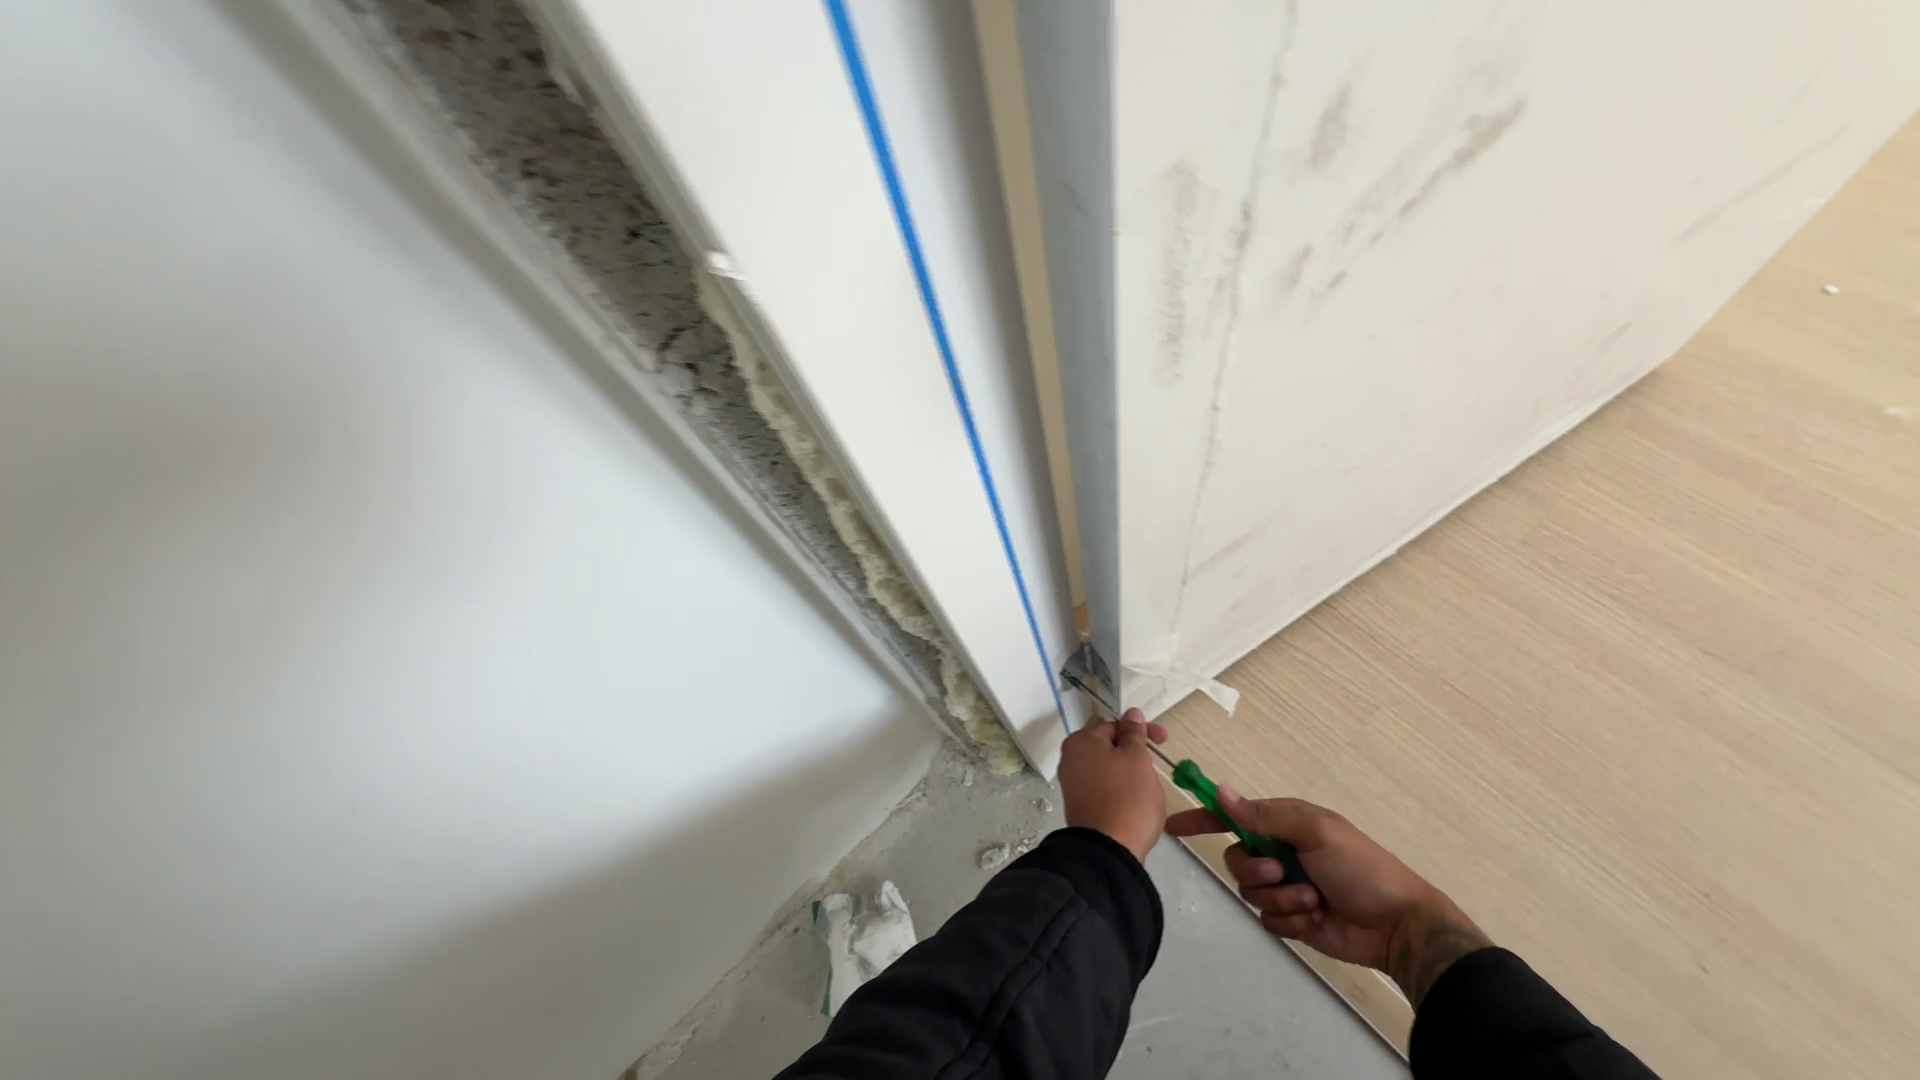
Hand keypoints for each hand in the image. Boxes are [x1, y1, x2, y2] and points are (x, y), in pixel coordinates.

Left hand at [1057, 708, 1168, 862]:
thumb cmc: (1127, 797)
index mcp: (1080, 742)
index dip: (1141, 731)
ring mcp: (1073, 786)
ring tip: (1148, 790)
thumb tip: (1131, 713)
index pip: (1114, 725)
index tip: (1164, 741)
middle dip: (1135, 754)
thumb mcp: (1136, 758)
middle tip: (1155, 769)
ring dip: (1130, 774)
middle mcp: (1070, 760)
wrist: (1109, 850)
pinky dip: (1121, 792)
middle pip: (1110, 748)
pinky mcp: (1081, 807)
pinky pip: (1105, 790)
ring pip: (1109, 770)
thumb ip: (1134, 733)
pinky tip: (1135, 805)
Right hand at [1164, 789, 1490, 1006]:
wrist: (1399, 925)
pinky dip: (1290, 919)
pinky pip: (1268, 919)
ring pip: (1250, 891)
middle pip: (1235, 858)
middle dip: (1254, 869)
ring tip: (1312, 900)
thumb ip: (1266, 815)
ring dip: (1280, 897)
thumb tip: (1222, 792)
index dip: (1202, 817)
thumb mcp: (1316, 830)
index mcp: (1284, 824)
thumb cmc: (1360, 867)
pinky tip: (1316, 919)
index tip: (1173, 825)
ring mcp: (1285, 886)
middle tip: (1280, 871)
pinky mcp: (1292, 918)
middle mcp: (1279, 851)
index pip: (1233, 815)